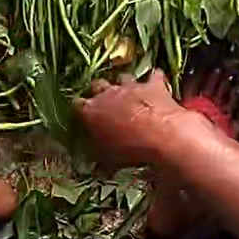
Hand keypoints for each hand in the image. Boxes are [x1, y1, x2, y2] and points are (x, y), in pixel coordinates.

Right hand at [75, 70, 212, 166]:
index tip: (84, 116)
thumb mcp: (107, 158)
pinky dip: (155, 80)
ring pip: (123, 77)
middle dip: (99, 91)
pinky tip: (158, 84)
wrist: (160, 136)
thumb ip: (97, 154)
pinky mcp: (154, 84)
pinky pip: (154, 76)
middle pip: (97, 84)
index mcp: (91, 111)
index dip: (80, 109)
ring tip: (130, 93)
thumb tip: (94, 163)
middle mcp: (108, 93)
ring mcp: (131, 86)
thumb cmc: (129, 150)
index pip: (77, 105)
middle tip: (105, 102)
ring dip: (125, 84)